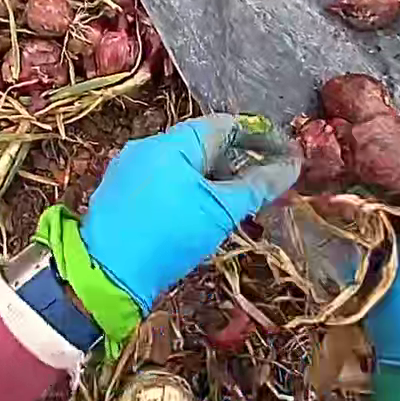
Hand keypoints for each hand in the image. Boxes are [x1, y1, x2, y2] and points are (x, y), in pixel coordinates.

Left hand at [82, 113, 300, 307]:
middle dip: (238, 160)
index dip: (257, 136)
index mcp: (172, 142)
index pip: (224, 125)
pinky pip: (166, 179)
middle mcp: (149, 146)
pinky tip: (205, 210)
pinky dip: (191, 188)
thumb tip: (292, 166)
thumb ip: (258, 186)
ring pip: (185, 163)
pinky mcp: (122, 190)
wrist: (107, 276)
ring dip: (216, 177)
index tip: (283, 154)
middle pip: (204, 142)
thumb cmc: (169, 236)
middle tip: (265, 181)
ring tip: (239, 200)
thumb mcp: (220, 211)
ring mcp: (132, 167)